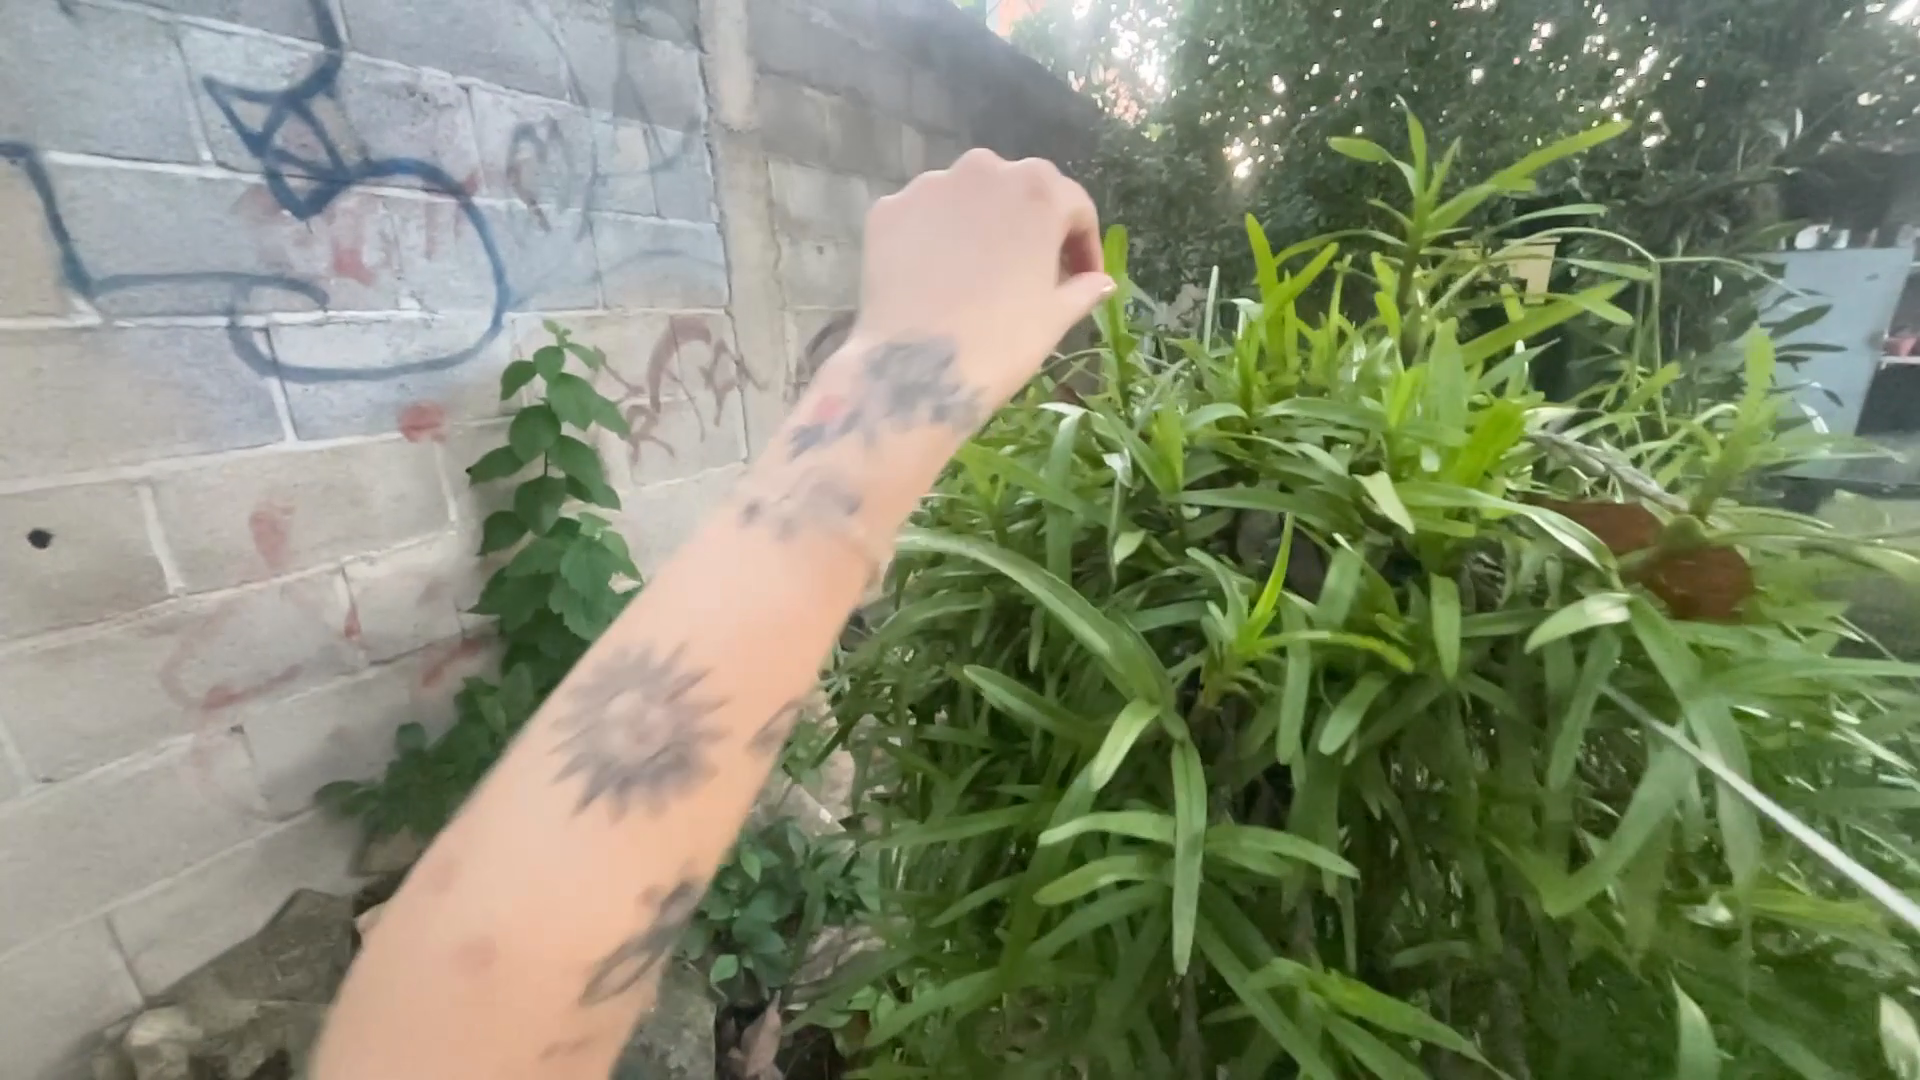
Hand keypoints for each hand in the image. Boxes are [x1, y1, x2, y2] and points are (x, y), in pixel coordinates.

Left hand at [849, 149, 1112, 407]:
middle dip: (1029, 228)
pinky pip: (922, 220)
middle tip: (1031, 274)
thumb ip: (1082, 290)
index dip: (1084, 245)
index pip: (1074, 207)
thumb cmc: (1001, 343)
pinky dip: (933, 241)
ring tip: (977, 277)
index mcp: (1038, 190)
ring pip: (965, 201)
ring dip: (978, 229)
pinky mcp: (888, 211)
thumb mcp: (1054, 318)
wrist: (917, 371)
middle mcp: (983, 170)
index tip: (1084, 279)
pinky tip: (935, 280)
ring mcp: (928, 186)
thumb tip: (1100, 282)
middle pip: (1017, 193)